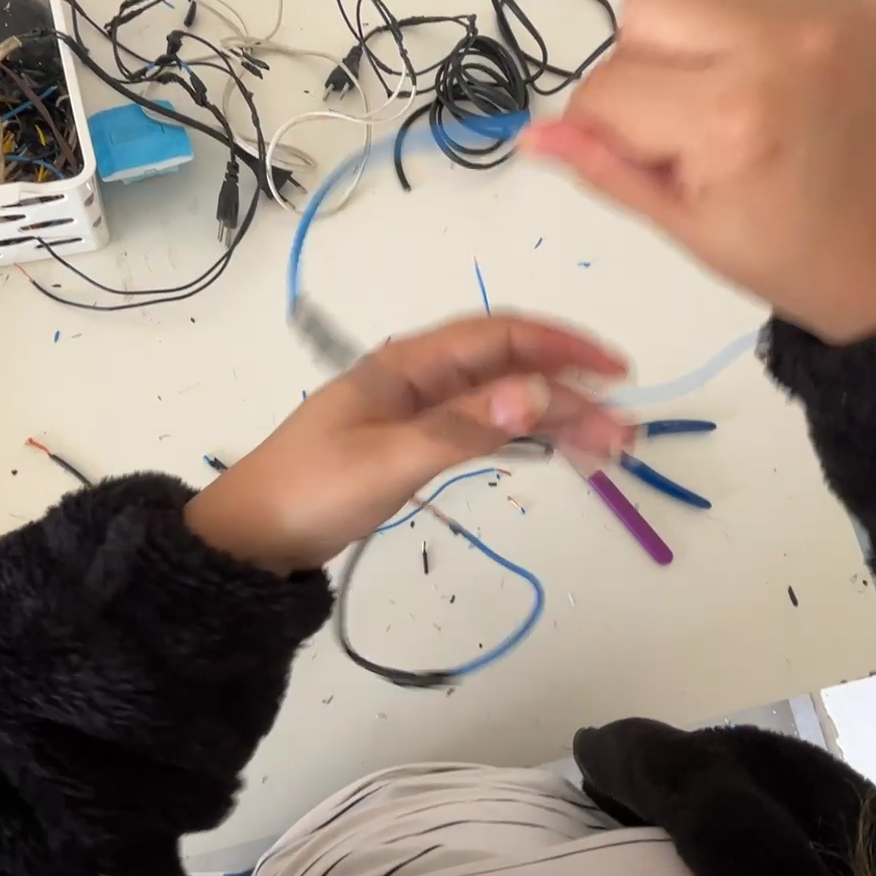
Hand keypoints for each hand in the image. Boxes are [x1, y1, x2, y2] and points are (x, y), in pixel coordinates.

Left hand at [186, 316, 631, 572]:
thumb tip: (537, 393)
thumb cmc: (311, 493)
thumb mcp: (386, 461)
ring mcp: (417, 411)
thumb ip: (461, 427)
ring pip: (498, 400)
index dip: (561, 346)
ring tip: (603, 446)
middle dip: (568, 391)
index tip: (616, 371)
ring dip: (550, 416)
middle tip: (622, 432)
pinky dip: (518, 436)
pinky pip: (479, 427)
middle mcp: (418, 377)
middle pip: (507, 369)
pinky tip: (549, 448)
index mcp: (407, 364)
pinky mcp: (414, 442)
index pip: (500, 337)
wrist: (253, 538)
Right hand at [523, 0, 875, 343]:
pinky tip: (788, 83)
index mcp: (729, 118)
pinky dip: (763, 29)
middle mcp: (786, 42)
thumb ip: (605, 169)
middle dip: (642, 59)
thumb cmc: (783, 256)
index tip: (631, 151)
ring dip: (703, 38)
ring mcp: (844, 7)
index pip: (606, 84)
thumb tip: (535, 134)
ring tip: (743, 100)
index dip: (599, 122)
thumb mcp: (681, 225)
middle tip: (681, 116)